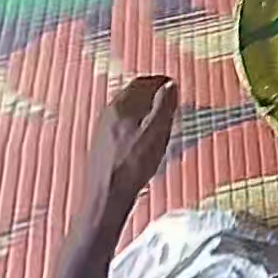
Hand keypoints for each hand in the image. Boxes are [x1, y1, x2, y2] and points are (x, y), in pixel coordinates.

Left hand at [89, 76, 179, 205]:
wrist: (107, 196)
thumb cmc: (132, 165)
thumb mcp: (156, 133)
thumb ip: (164, 106)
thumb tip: (170, 85)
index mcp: (120, 107)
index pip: (142, 82)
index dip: (160, 82)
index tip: (173, 86)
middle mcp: (109, 114)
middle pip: (133, 94)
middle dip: (153, 93)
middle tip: (170, 99)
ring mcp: (104, 129)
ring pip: (128, 109)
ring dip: (145, 108)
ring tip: (162, 116)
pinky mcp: (103, 144)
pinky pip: (123, 123)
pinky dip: (138, 121)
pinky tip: (146, 135)